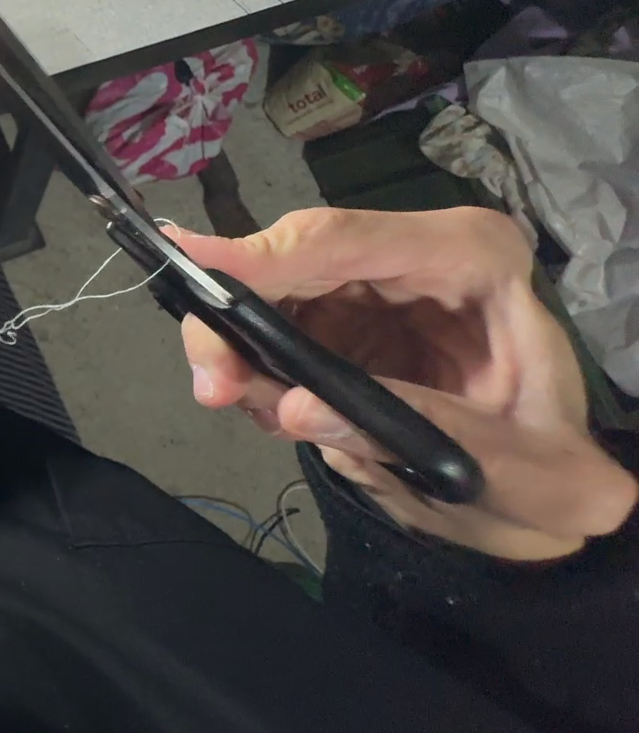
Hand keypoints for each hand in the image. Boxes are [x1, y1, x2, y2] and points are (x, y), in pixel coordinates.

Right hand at [174, 207, 636, 561]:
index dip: (260, 254)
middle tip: (212, 387)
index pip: (341, 239)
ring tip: (248, 407)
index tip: (190, 264)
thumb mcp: (520, 470)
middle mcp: (394, 257)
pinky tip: (270, 406)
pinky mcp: (310, 316)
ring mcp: (344, 286)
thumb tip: (292, 405)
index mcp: (465, 260)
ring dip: (228, 354)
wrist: (520, 493)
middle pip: (274, 266)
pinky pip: (247, 329)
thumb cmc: (542, 475)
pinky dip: (242, 370)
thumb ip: (411, 430)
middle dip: (227, 324)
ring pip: (248, 297)